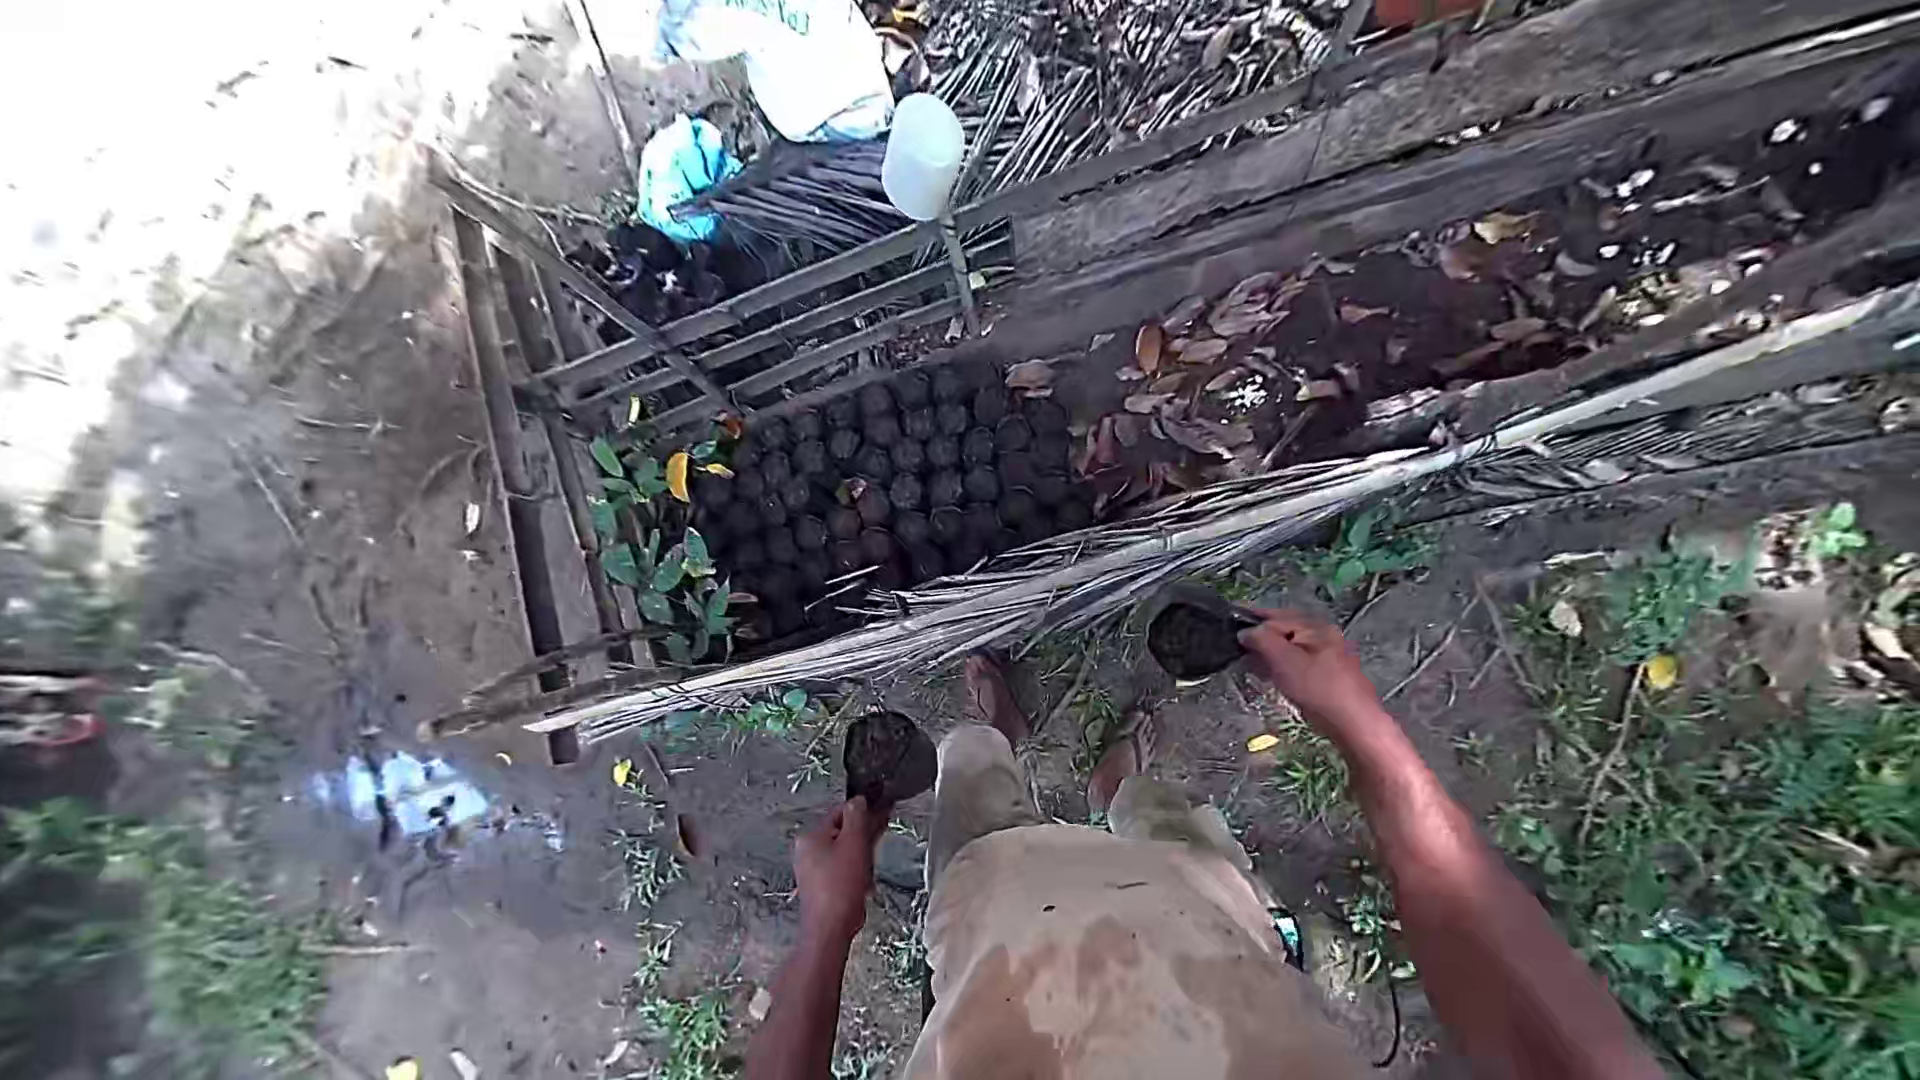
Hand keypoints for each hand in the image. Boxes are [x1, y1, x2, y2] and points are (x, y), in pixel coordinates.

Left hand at [793, 797, 882, 944]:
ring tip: (878, 845)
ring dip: (863, 845)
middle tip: (885, 823)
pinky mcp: (822, 885)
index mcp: (810, 836)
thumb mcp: (854, 842)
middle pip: (841, 830)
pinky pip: (841, 864)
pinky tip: (868, 868)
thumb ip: (857, 816)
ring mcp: (813, 869)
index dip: (863, 809)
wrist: (830, 930)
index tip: (883, 808)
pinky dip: (856, 863)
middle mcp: (807, 850)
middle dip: (865, 827)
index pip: (840, 812)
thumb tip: (859, 799)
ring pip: (843, 848)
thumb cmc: (841, 883)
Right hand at [1238, 609, 1388, 740]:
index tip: (1231, 632)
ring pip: (1290, 649)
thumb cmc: (1317, 688)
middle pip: (1282, 631)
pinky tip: (1276, 680)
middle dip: (1260, 642)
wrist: (1354, 724)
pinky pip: (1298, 664)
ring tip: (1256, 669)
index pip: (1274, 616)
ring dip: (1270, 657)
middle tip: (1242, 654)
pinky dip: (1283, 668)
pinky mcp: (1328, 675)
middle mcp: (1324, 635)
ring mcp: (1329, 655)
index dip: (1250, 623)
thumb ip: (1260, 639)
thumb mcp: (1282, 659)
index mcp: (1315, 626)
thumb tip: (1245, 632)